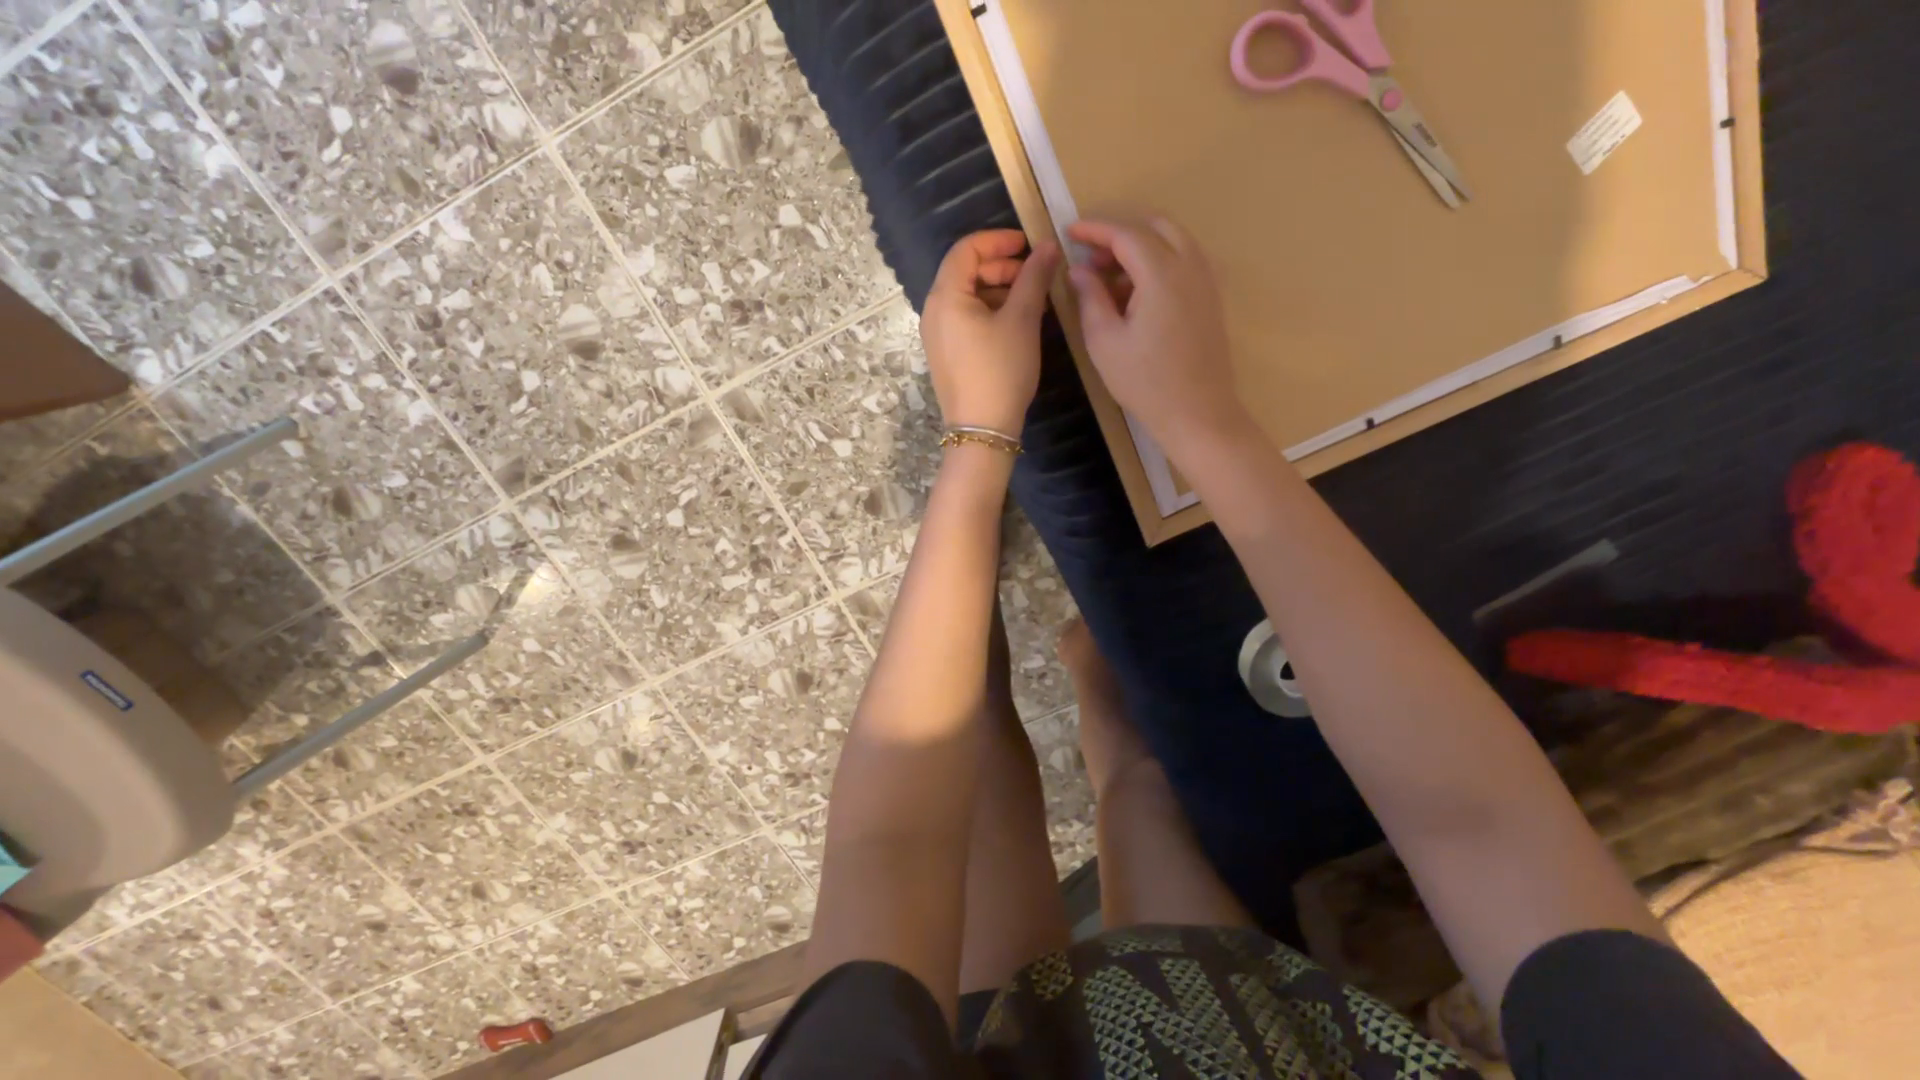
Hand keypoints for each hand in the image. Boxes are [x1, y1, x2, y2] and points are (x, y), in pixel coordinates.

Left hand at [921, 230, 1062, 435]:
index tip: (1028, 244)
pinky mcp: (946, 353)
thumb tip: (1048, 247)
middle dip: (1001, 267)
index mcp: (946, 296)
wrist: (982, 429)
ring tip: (1032, 300)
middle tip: (1034, 275)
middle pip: (965, 272)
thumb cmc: (1001, 370)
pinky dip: (991, 311)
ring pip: (968, 296)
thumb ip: (1034, 278)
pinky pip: (966, 318)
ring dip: (999, 289)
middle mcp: (934, 311)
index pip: (966, 249)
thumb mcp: (1022, 320)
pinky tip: (1017, 323)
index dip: (998, 240)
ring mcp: (937, 334)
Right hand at [1065, 218, 1250, 450]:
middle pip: (1155, 227)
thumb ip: (1090, 297)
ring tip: (1110, 277)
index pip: (1126, 234)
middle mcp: (1190, 267)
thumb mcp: (1104, 341)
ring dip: (1141, 246)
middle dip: (1120, 234)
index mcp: (1162, 275)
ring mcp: (1206, 281)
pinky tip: (1136, 292)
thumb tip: (1079, 270)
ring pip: (1173, 241)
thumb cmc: (1145, 382)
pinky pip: (1184, 261)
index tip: (1068, 232)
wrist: (1198, 413)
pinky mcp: (1211, 298)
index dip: (1095, 229)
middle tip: (1091, 258)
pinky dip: (1159, 261)